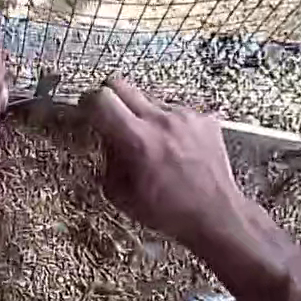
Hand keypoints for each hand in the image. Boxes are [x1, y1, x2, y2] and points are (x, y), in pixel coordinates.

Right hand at [81, 76, 247, 248]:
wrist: (214, 214)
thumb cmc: (167, 211)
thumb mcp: (120, 194)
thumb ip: (107, 161)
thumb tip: (104, 141)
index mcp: (138, 140)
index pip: (101, 99)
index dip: (87, 101)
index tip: (85, 108)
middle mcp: (162, 121)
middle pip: (122, 85)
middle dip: (109, 97)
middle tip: (108, 116)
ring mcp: (186, 117)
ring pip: (149, 101)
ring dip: (141, 116)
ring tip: (149, 145)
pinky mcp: (204, 119)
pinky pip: (174, 112)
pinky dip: (167, 126)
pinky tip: (173, 149)